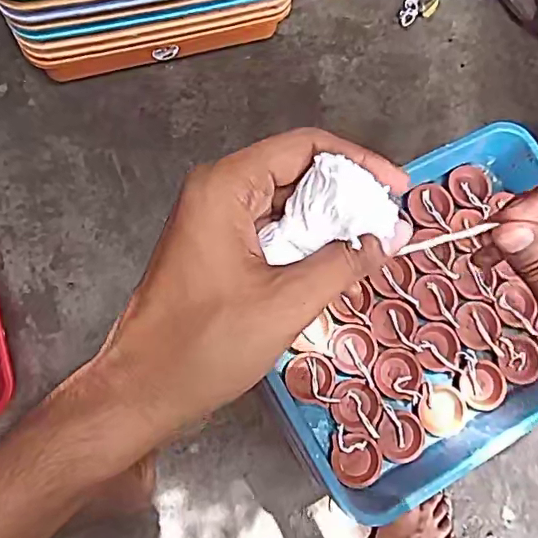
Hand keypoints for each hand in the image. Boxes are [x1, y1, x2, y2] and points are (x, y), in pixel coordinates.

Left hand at [93, 129, 409, 437]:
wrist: (142, 390)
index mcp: (224, 188)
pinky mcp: (215, 248)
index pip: (305, 147)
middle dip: (347, 197)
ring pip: (285, 204)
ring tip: (368, 250)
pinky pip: (270, 231)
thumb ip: (344, 263)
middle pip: (296, 172)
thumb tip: (389, 237)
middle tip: (387, 226)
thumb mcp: (284, 303)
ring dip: (328, 225)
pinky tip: (333, 268)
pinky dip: (304, 244)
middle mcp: (216, 193)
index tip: (395, 189)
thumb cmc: (200, 348)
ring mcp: (213, 220)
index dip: (358, 162)